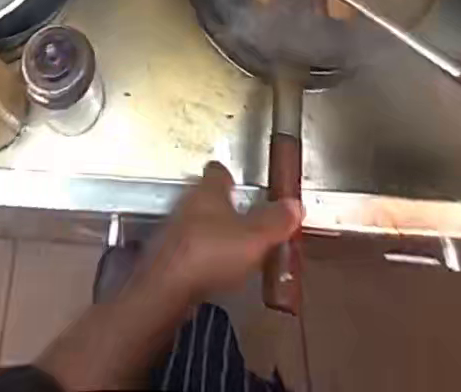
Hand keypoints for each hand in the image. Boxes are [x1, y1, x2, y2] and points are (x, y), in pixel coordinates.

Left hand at [139, 161, 303, 304]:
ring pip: (195, 221)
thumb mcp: (255, 237)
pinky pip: (187, 247)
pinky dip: (200, 255)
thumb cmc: (211, 251)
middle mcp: (187, 202)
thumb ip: (276, 221)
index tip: (242, 187)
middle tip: (243, 222)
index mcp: (208, 189)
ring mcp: (173, 228)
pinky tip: (212, 272)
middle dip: (223, 207)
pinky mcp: (166, 255)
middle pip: (206, 196)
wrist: (166, 288)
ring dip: (211, 232)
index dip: (230, 176)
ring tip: (231, 250)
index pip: (217, 170)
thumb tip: (294, 205)